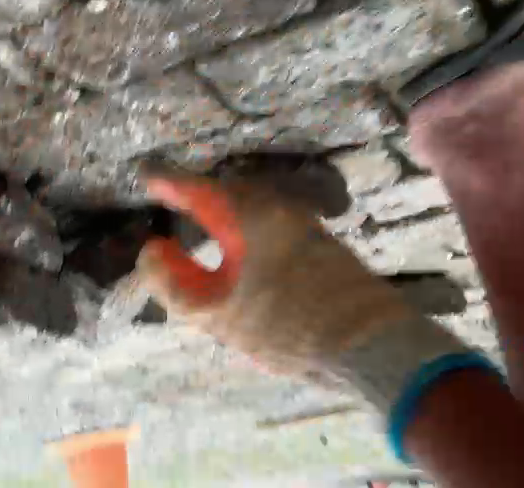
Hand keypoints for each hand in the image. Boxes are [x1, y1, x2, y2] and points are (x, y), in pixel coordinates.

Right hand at [138, 174, 480, 411]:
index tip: (145, 177)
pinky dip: (247, 230)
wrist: (377, 347)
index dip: (168, 182)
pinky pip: (270, 223)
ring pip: (251, 208)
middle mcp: (275, 207)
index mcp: (246, 214)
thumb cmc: (289, 325)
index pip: (195, 188)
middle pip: (225, 193)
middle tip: (172, 199)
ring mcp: (303, 224)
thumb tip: (151, 252)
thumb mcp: (217, 314)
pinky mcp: (322, 244)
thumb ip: (174, 282)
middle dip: (197, 195)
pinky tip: (244, 254)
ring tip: (203, 224)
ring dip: (224, 214)